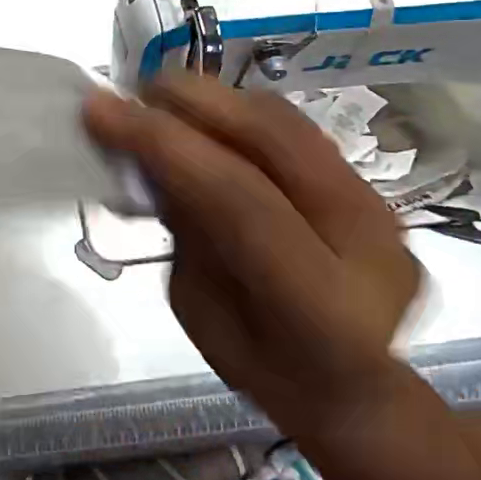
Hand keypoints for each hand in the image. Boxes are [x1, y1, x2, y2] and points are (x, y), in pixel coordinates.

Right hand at [83, 73, 423, 441]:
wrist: (355, 386)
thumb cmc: (260, 367)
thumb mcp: (199, 309)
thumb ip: (186, 230)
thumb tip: (156, 157)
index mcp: (320, 304)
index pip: (237, 198)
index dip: (163, 144)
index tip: (99, 109)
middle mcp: (367, 244)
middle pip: (272, 139)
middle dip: (192, 102)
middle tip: (132, 93)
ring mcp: (381, 207)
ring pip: (287, 122)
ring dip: (216, 101)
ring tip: (164, 103)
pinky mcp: (375, 186)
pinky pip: (297, 130)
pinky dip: (241, 114)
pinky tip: (206, 122)